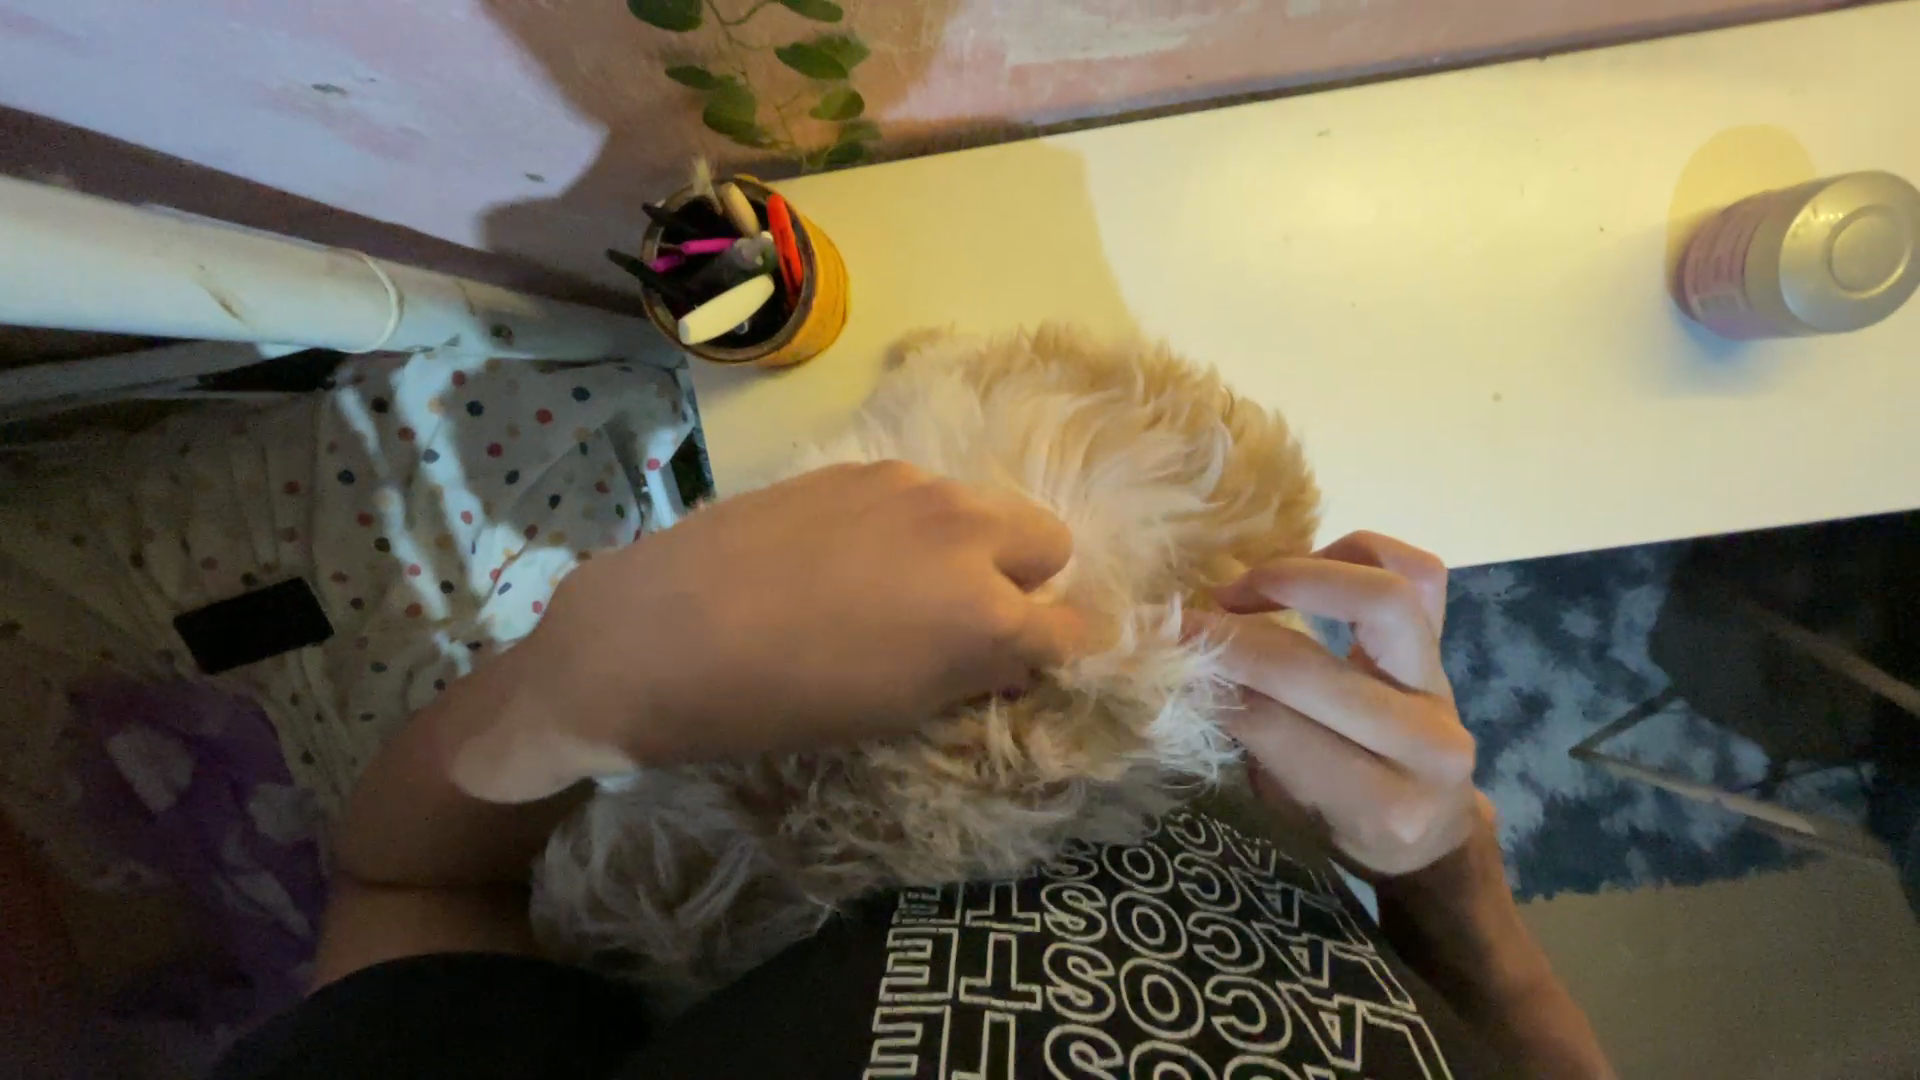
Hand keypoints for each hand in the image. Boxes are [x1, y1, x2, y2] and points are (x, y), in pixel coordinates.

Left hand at [447, 462, 1083, 801]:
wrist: (658, 632)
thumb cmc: (780, 703)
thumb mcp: (895, 712)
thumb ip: (972, 671)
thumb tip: (1010, 652)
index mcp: (983, 614)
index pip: (1072, 628)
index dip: (1058, 652)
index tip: (1030, 663)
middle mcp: (965, 533)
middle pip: (1050, 541)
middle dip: (1027, 581)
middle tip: (969, 616)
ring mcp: (913, 487)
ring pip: (985, 509)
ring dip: (969, 547)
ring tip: (900, 581)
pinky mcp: (861, 466)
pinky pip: (923, 494)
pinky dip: (914, 524)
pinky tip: (851, 552)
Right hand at [1200, 531, 1482, 876]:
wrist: (1427, 828)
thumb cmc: (1336, 822)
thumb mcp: (1278, 801)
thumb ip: (1242, 734)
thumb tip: (1181, 667)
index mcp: (1380, 805)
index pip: (1272, 724)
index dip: (1208, 682)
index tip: (1159, 653)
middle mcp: (1426, 744)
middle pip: (1309, 665)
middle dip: (1227, 638)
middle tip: (1177, 623)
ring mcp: (1443, 688)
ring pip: (1380, 599)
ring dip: (1293, 579)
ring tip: (1238, 591)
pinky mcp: (1446, 648)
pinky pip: (1420, 574)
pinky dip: (1360, 552)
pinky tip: (1309, 566)